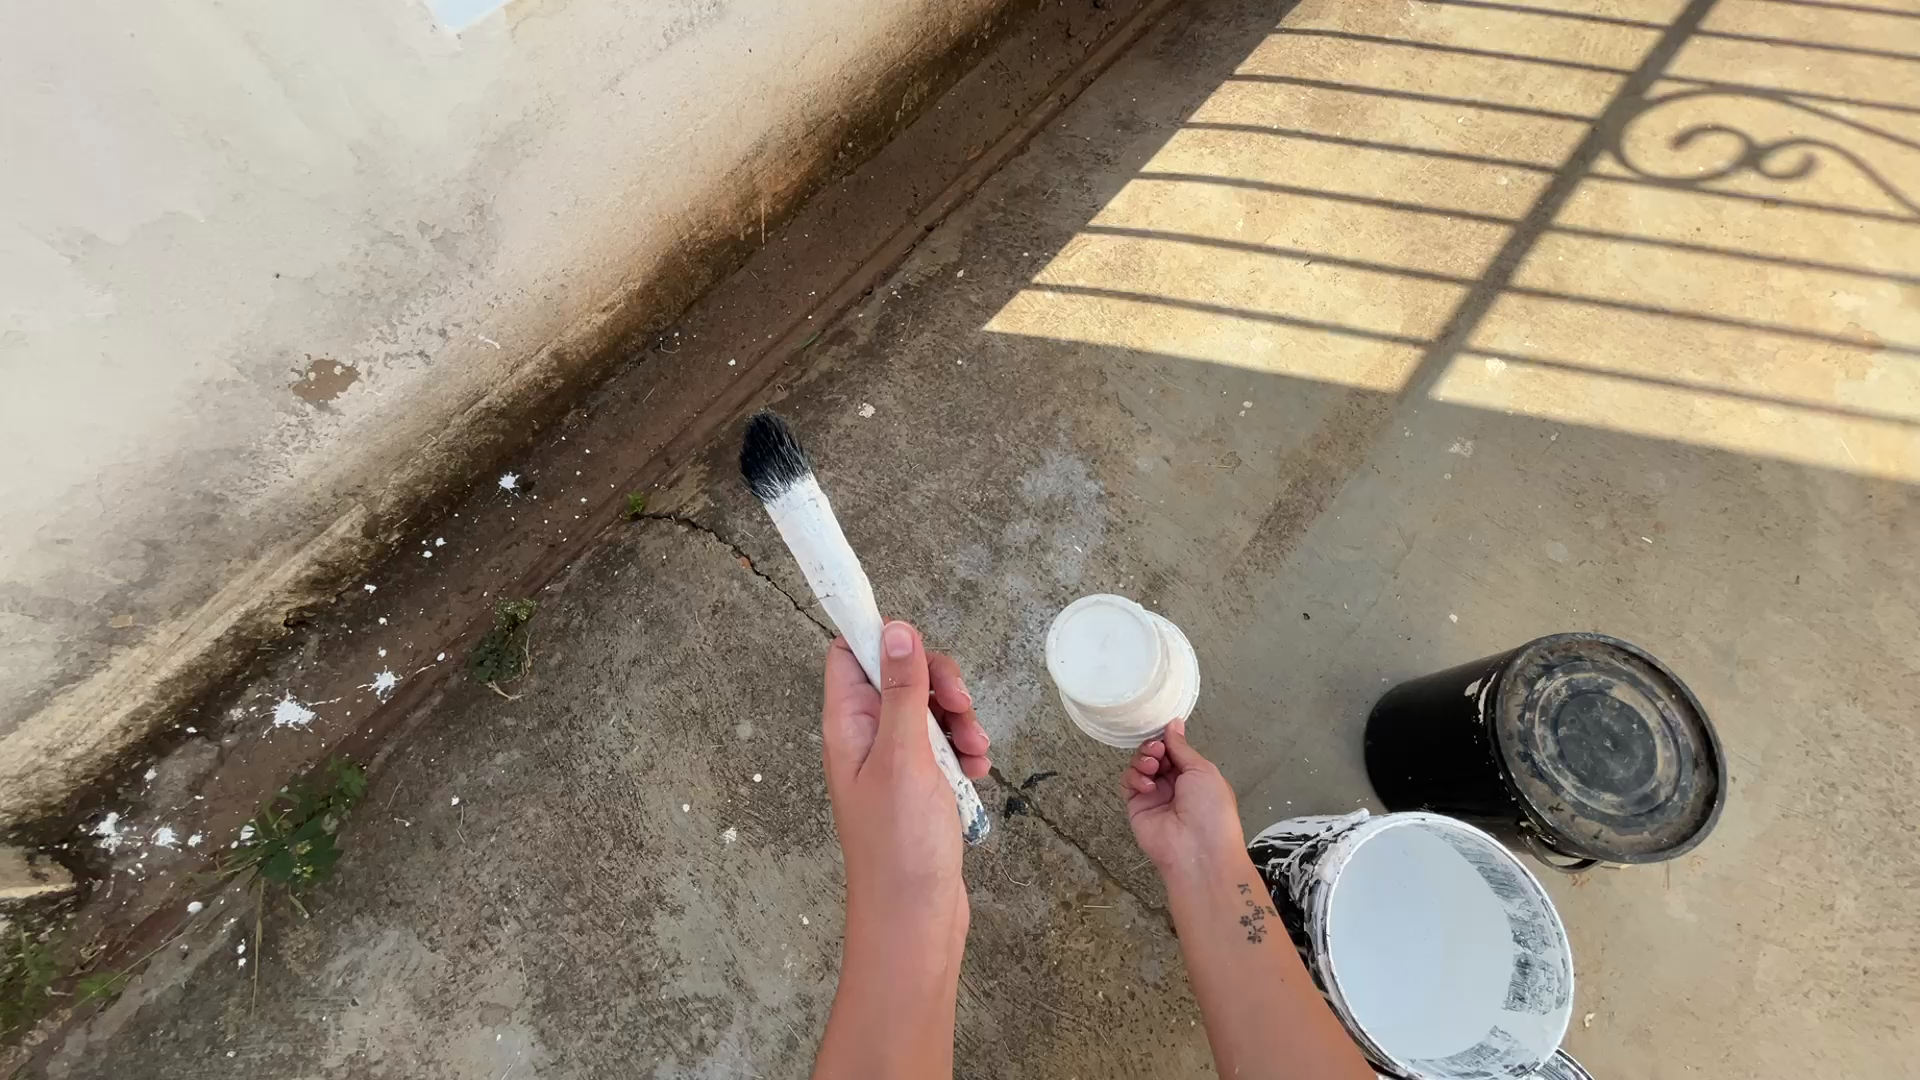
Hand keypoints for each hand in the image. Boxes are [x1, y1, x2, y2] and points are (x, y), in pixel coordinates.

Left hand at [820, 622, 989, 947]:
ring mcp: (895, 757)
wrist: (915, 920)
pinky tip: (978, 769)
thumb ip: (901, 689)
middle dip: (937, 682)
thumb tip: (895, 628)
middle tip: (960, 705)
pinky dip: (965, 747)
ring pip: (928, 707)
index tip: (920, 645)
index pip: (850, 653)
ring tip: (975, 749)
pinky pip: (944, 742)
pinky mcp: (920, 779)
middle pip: (900, 673)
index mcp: (848, 722)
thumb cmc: (900, 842)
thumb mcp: (903, 756)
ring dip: (958, 718)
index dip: (880, 638)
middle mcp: (867, 734)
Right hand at [1120, 720, 1245, 876]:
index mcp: (1194, 776)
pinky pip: (1128, 783)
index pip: (1174, 749)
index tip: (1162, 733)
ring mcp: (1154, 796)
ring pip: (1140, 766)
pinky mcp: (1137, 806)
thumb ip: (1182, 747)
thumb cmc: (1211, 811)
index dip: (1167, 740)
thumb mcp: (1203, 771)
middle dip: (1154, 748)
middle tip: (1157, 751)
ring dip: (1143, 760)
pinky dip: (1134, 778)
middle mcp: (1173, 785)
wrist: (1198, 851)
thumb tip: (1174, 723)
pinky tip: (1148, 786)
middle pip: (1154, 754)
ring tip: (1153, 767)